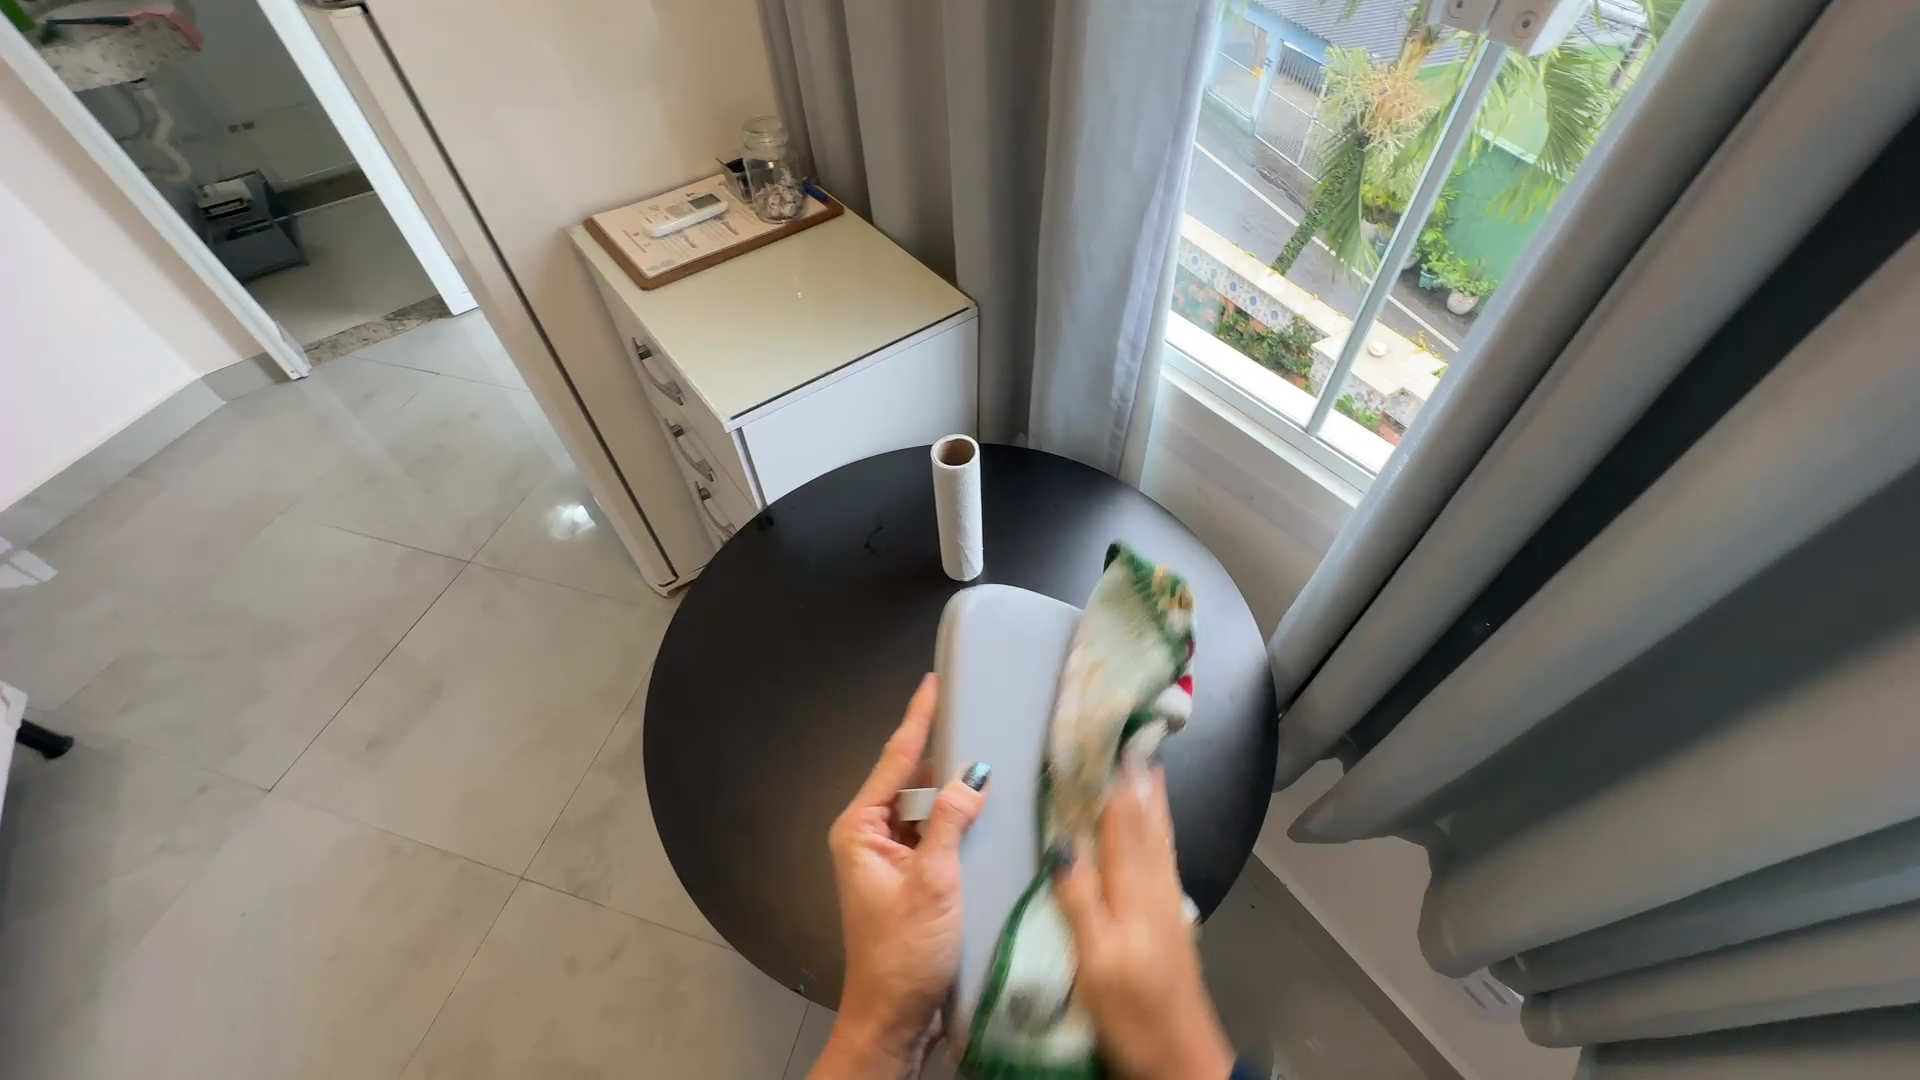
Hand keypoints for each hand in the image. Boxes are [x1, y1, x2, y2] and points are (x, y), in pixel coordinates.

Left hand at [812, 674, 989, 1078]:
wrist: (893, 1019)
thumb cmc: (905, 952)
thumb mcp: (934, 882)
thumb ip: (952, 821)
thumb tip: (975, 771)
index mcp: (861, 827)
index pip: (895, 760)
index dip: (918, 719)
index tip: (932, 684)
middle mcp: (869, 833)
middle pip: (908, 777)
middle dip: (939, 749)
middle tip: (972, 712)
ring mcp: (887, 854)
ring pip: (923, 803)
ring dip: (950, 785)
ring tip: (984, 751)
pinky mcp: (907, 872)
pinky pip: (931, 828)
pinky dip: (954, 816)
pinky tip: (980, 803)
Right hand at [1054, 765, 1234, 1079]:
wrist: (1183, 1060)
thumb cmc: (1134, 1012)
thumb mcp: (1097, 961)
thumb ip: (1081, 900)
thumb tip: (1063, 841)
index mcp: (1135, 889)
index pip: (1123, 818)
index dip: (1114, 775)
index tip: (1107, 734)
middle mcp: (1155, 883)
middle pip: (1144, 817)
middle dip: (1135, 773)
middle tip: (1128, 731)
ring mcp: (1167, 899)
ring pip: (1157, 832)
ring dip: (1149, 793)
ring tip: (1144, 759)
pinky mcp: (1170, 914)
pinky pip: (1161, 852)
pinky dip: (1156, 824)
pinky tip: (1153, 819)